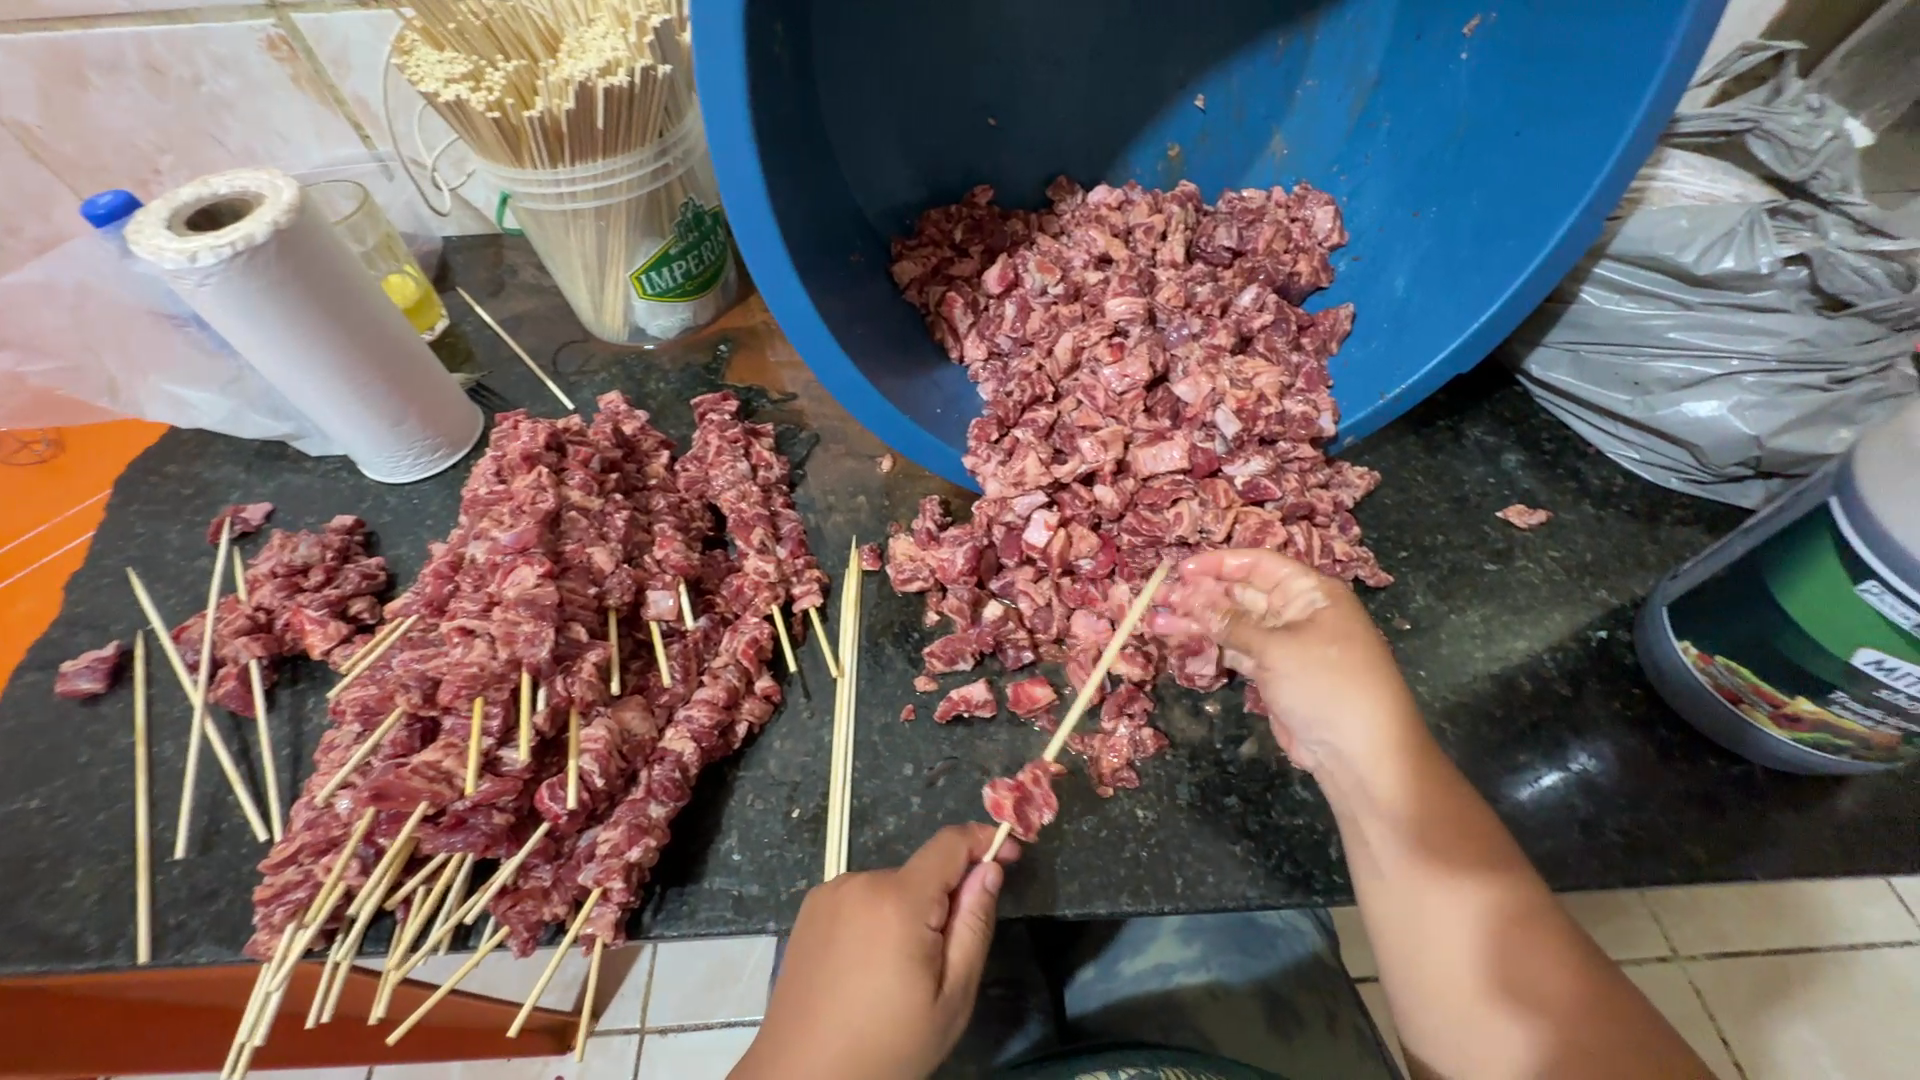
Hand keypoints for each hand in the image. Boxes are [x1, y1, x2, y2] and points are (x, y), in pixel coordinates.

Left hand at [734, 824, 1021, 1079]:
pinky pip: (862, 898)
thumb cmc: (887, 1046)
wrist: (800, 1077)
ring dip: (907, 913)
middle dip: (942, 902)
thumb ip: (974, 925)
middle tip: (941, 962)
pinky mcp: (810, 908)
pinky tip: (865, 968)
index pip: (950, 842)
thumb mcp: (951, 997)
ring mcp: (830, 893)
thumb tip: (990, 868)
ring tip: (895, 975)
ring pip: (892, 888)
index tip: (1010, 853)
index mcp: (899, 900)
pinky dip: (877, 919)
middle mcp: (860, 882)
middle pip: (921, 873)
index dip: (984, 839)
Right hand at [1148, 548, 1423, 772]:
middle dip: (1200, 594)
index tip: (1182, 570)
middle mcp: (1296, 612)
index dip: (1220, 564)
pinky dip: (1209, 646)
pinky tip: (1178, 641)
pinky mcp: (1272, 673)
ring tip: (1157, 620)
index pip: (1259, 565)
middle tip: (1160, 595)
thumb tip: (1192, 599)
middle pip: (1241, 593)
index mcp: (1310, 593)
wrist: (1360, 752)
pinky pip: (1235, 650)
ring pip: (1232, 624)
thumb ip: (1232, 623)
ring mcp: (1283, 644)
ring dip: (1196, 621)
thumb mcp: (1277, 648)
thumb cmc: (1327, 685)